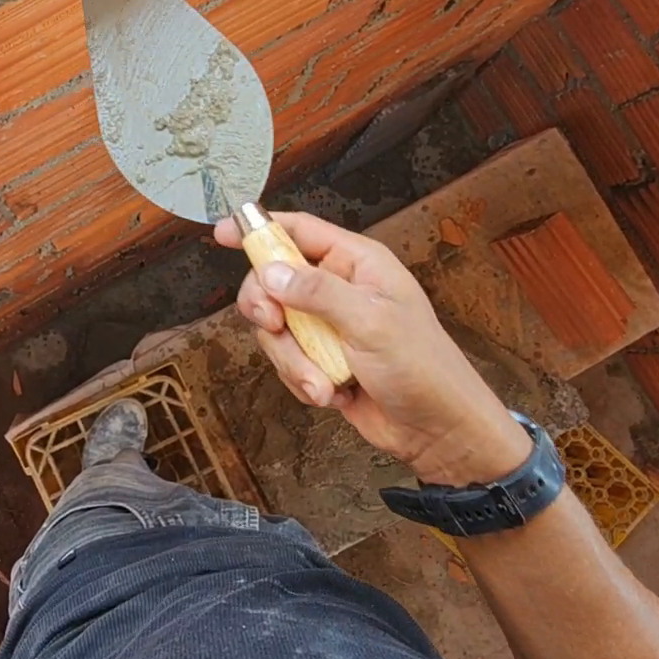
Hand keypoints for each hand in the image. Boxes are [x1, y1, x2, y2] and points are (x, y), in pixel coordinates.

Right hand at [214, 212, 530, 486]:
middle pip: (272, 281)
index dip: (260, 228)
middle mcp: (337, 289)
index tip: (222, 233)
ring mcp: (325, 326)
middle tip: (275, 324)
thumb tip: (270, 272)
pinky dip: (301, 379)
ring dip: (292, 360)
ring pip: (275, 327)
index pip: (299, 231)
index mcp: (357, 264)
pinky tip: (330, 393)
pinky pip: (285, 360)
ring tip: (323, 382)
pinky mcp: (318, 359)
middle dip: (267, 308)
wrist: (436, 430)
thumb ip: (317, 293)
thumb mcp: (370, 322)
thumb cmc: (423, 368)